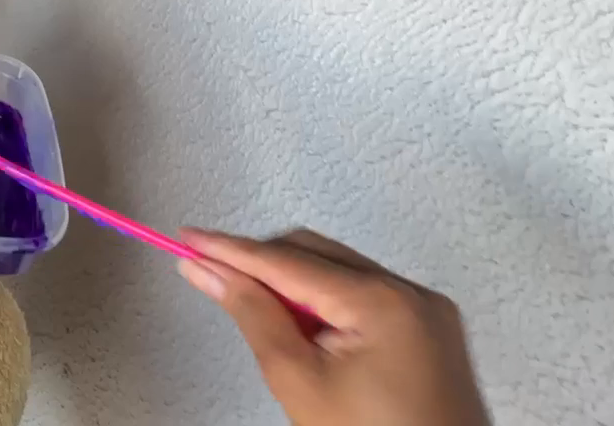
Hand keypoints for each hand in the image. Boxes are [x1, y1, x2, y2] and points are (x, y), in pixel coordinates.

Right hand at [177, 229, 489, 425]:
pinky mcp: (429, 328)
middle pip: (309, 251)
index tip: (184, 237)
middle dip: (261, 263)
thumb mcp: (294, 377)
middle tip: (216, 278)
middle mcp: (410, 292)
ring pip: (331, 266)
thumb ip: (247, 309)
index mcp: (381, 301)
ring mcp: (426, 310)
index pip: (282, 260)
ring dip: (289, 280)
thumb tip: (201, 265)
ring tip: (265, 315)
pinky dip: (321, 298)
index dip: (227, 248)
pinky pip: (358, 288)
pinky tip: (304, 328)